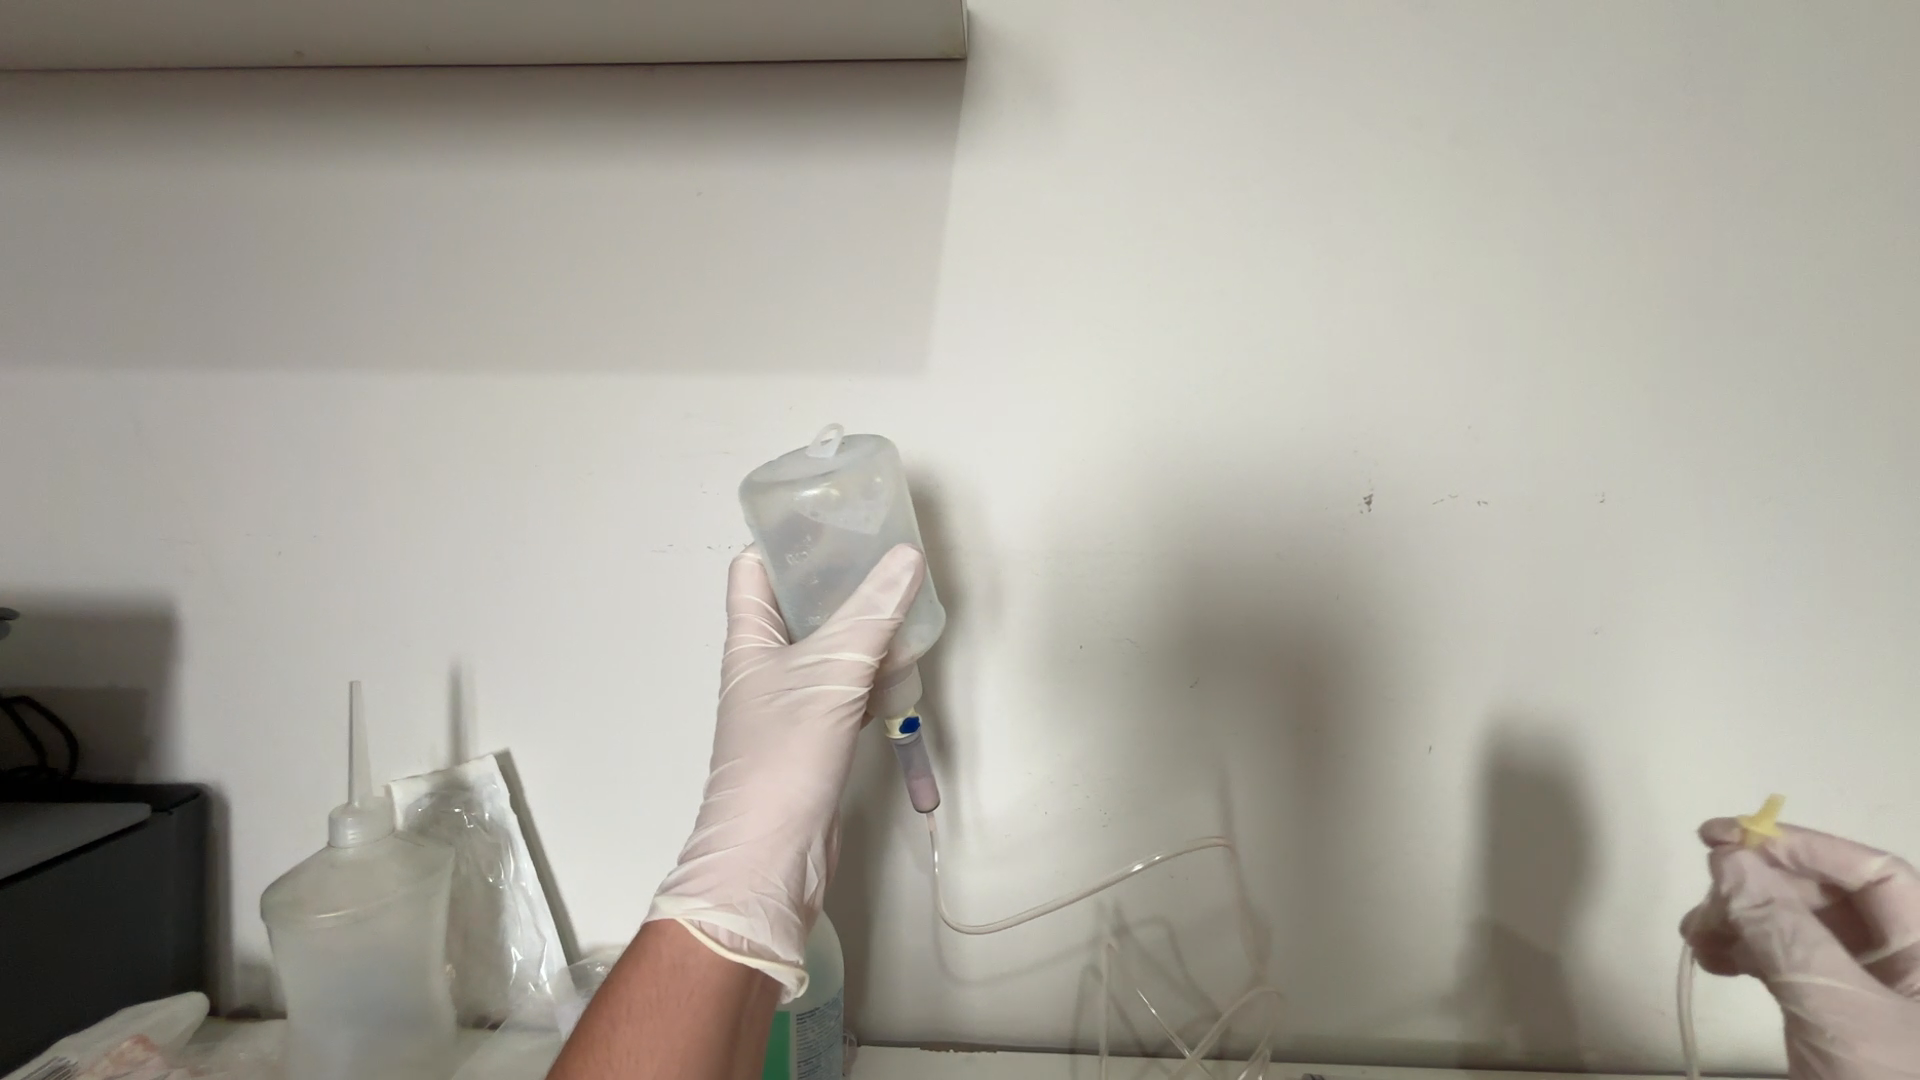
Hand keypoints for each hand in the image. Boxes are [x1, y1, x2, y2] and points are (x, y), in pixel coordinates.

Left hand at [646, 544, 925, 998]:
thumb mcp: (830, 673)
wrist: (771, 858)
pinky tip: (905, 659)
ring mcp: (793, 699)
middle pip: (799, 603)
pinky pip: (848, 685)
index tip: (831, 517)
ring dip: (864, 625)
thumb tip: (907, 555)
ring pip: (830, 646)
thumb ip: (871, 614)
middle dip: (839, 577)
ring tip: (906, 594)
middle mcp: (767, 663)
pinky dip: (873, 671)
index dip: (783, 538)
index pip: (752, 568)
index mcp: (750, 638)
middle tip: (888, 551)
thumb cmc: (785, 754)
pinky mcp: (819, 731)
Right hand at [1681, 819, 1919, 1079]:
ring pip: (1798, 925)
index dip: (1798, 845)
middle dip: (1754, 890)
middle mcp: (1913, 968)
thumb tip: (1729, 857)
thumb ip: (1782, 929)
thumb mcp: (1838, 1011)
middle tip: (1705, 905)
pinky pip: (1788, 958)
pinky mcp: (1845, 1015)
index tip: (1720, 838)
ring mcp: (1879, 995)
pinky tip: (1715, 960)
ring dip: (1738, 920)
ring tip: (1700, 941)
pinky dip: (1743, 949)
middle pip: (1828, 896)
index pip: (1873, 872)